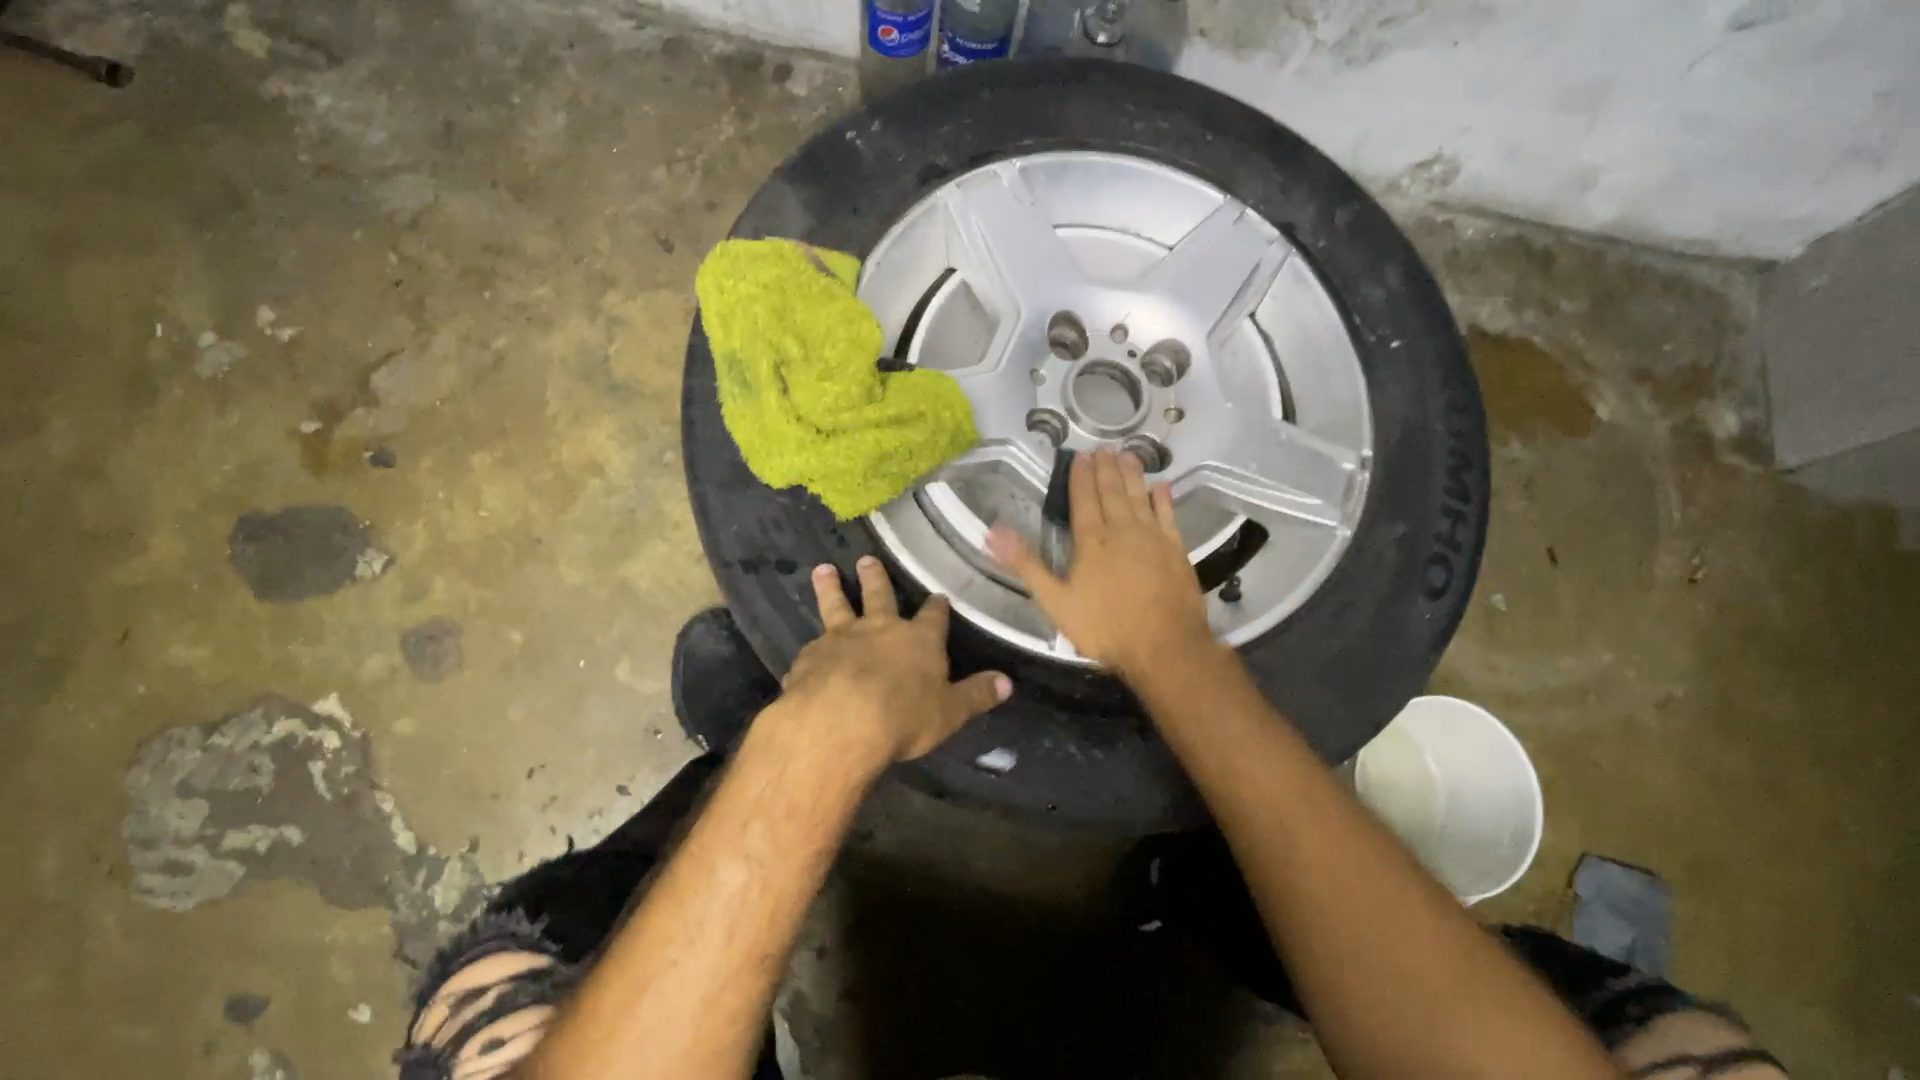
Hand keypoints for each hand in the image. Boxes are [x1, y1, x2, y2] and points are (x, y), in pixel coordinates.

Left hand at [781, 555, 1011, 761]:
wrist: (841, 719)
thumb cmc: (904, 716)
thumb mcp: (950, 711)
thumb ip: (976, 695)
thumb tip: (1007, 682)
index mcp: (919, 640)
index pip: (933, 617)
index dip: (937, 607)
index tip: (937, 596)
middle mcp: (880, 629)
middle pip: (879, 596)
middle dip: (875, 577)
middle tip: (866, 559)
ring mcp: (841, 639)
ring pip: (837, 606)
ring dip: (831, 588)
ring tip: (822, 570)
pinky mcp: (810, 657)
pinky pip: (812, 647)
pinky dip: (811, 646)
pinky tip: (805, 652)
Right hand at [987, 449, 1213, 679]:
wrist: (1164, 646)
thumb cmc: (1105, 628)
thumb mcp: (1055, 602)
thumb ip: (1027, 566)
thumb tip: (994, 533)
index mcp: (1091, 543)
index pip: (1083, 501)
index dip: (1081, 478)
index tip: (1080, 456)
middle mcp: (1121, 531)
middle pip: (1112, 493)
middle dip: (1106, 470)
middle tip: (1103, 448)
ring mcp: (1152, 538)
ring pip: (1139, 498)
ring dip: (1132, 475)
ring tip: (1127, 454)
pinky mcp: (1176, 550)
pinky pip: (1168, 516)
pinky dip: (1163, 500)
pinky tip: (1161, 486)